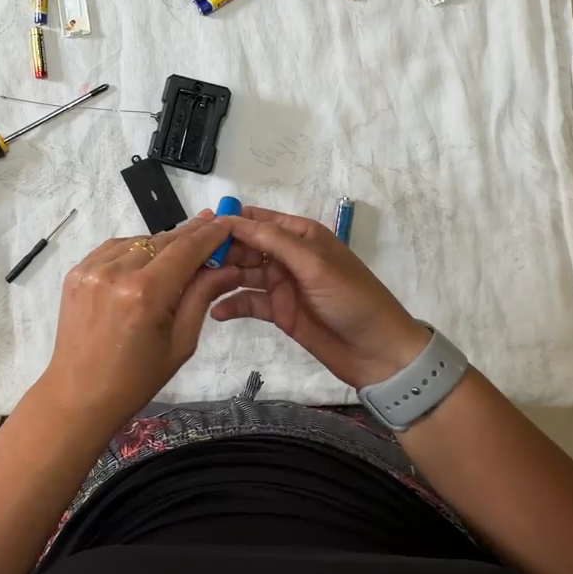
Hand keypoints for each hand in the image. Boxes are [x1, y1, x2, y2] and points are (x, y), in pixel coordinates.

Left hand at [32, 214, 242, 430]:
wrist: (79, 394)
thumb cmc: (136, 379)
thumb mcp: (180, 343)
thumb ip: (202, 297)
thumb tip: (229, 267)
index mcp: (145, 293)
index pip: (185, 250)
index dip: (209, 235)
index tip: (226, 223)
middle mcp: (116, 272)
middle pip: (161, 241)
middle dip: (189, 235)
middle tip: (211, 226)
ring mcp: (91, 269)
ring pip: (137, 242)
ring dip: (161, 244)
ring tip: (180, 251)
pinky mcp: (76, 271)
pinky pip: (114, 249)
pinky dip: (134, 250)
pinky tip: (147, 261)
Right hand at [211, 206, 428, 388]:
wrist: (379, 354)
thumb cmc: (351, 299)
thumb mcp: (313, 264)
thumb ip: (272, 241)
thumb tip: (232, 220)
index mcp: (300, 235)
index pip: (257, 220)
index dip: (230, 222)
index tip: (201, 230)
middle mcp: (288, 255)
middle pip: (245, 246)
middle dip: (220, 251)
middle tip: (193, 262)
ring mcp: (282, 283)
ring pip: (242, 272)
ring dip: (222, 276)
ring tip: (198, 285)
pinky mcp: (278, 310)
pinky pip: (248, 301)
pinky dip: (232, 304)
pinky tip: (216, 311)